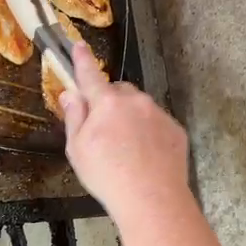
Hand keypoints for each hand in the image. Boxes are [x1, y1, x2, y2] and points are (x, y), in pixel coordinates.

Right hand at [58, 42, 191, 220]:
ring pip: (138, 107)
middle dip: (108, 102)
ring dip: (129, 118)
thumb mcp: (77, 149)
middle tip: (101, 130)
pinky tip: (143, 157)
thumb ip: (74, 117)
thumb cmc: (107, 175)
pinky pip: (156, 123)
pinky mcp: (175, 130)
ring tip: (124, 150)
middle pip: (117, 92)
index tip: (79, 46)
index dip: (82, 60)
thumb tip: (70, 94)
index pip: (90, 75)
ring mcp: (158, 114)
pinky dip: (147, 133)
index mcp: (107, 103)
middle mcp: (135, 101)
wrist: (152, 199)